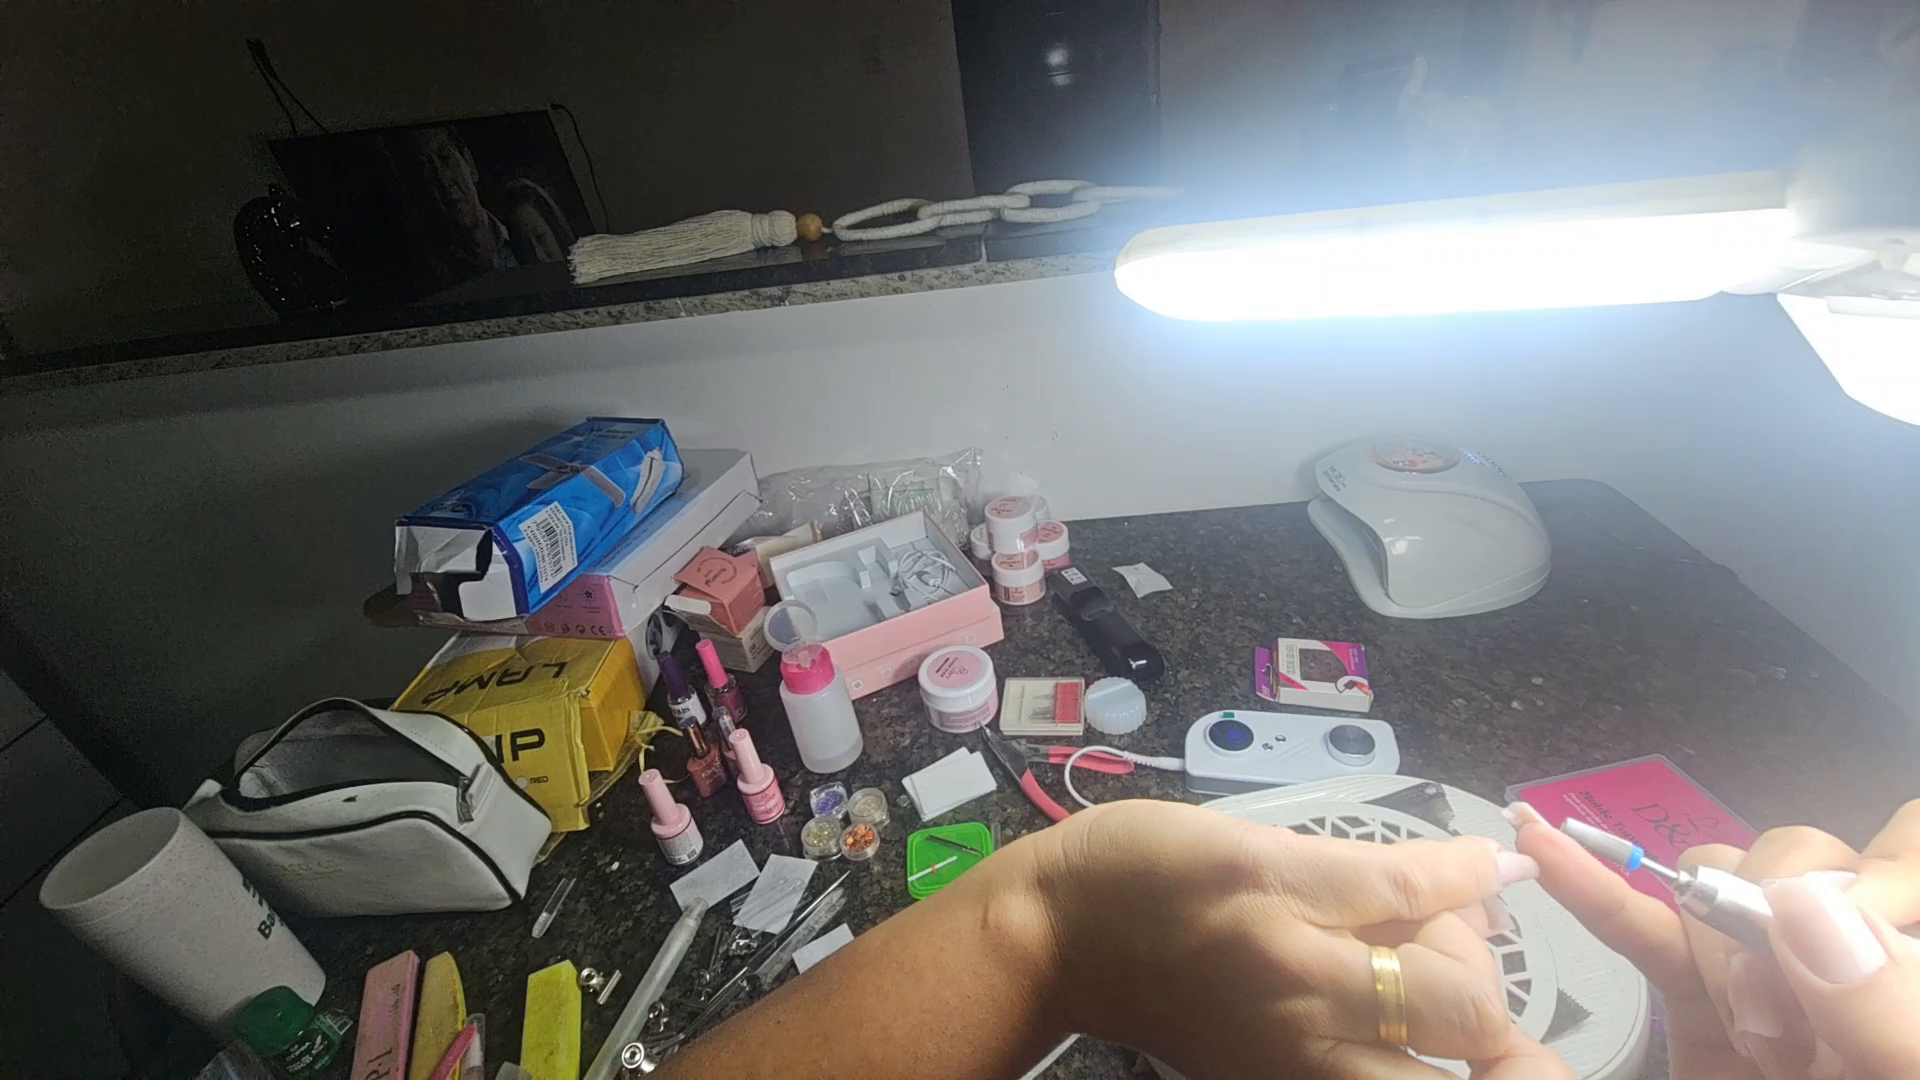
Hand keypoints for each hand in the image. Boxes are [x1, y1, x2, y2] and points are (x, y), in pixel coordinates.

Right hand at [1022, 800, 1556, 1078]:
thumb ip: (1331, 860)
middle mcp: (1296, 977)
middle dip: (1474, 957)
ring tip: (1441, 1001)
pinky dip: (1412, 1066)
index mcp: (1275, 887)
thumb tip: (1426, 877)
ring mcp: (1290, 1050)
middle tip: (1435, 929)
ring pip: (1439, 1078)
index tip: (1500, 861)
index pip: (1412, 884)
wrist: (1060, 936)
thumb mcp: (1230, 834)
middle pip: (1459, 998)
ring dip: (1476, 1043)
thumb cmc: (1133, 859)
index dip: (1469, 869)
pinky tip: (1397, 1034)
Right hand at [1511, 800, 1919, 1079]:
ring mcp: (1775, 981)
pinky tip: (1543, 844)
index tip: (1850, 926)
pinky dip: (1591, 887)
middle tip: (1784, 1008)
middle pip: (1806, 860)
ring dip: (1705, 932)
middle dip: (1775, 914)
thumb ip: (1889, 1026)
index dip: (1881, 871)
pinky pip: (1639, 924)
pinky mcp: (1699, 996)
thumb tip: (1807, 903)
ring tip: (1734, 1021)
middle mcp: (1861, 970)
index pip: (1912, 861)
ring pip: (1715, 884)